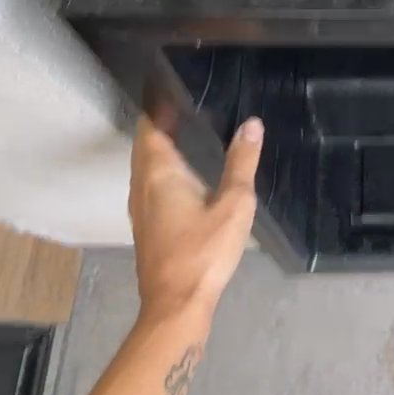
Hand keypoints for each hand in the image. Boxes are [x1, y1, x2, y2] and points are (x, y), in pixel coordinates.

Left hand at [128, 115, 262, 316]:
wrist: (176, 304)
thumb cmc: (204, 251)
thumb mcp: (234, 204)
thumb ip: (242, 163)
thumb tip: (252, 125)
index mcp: (159, 173)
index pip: (151, 126)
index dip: (161, 105)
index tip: (178, 90)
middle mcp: (142, 185)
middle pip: (146, 144)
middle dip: (163, 124)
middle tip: (191, 107)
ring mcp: (141, 207)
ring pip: (146, 166)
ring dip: (163, 148)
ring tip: (192, 134)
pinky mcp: (147, 225)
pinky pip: (151, 183)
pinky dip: (164, 169)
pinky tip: (188, 176)